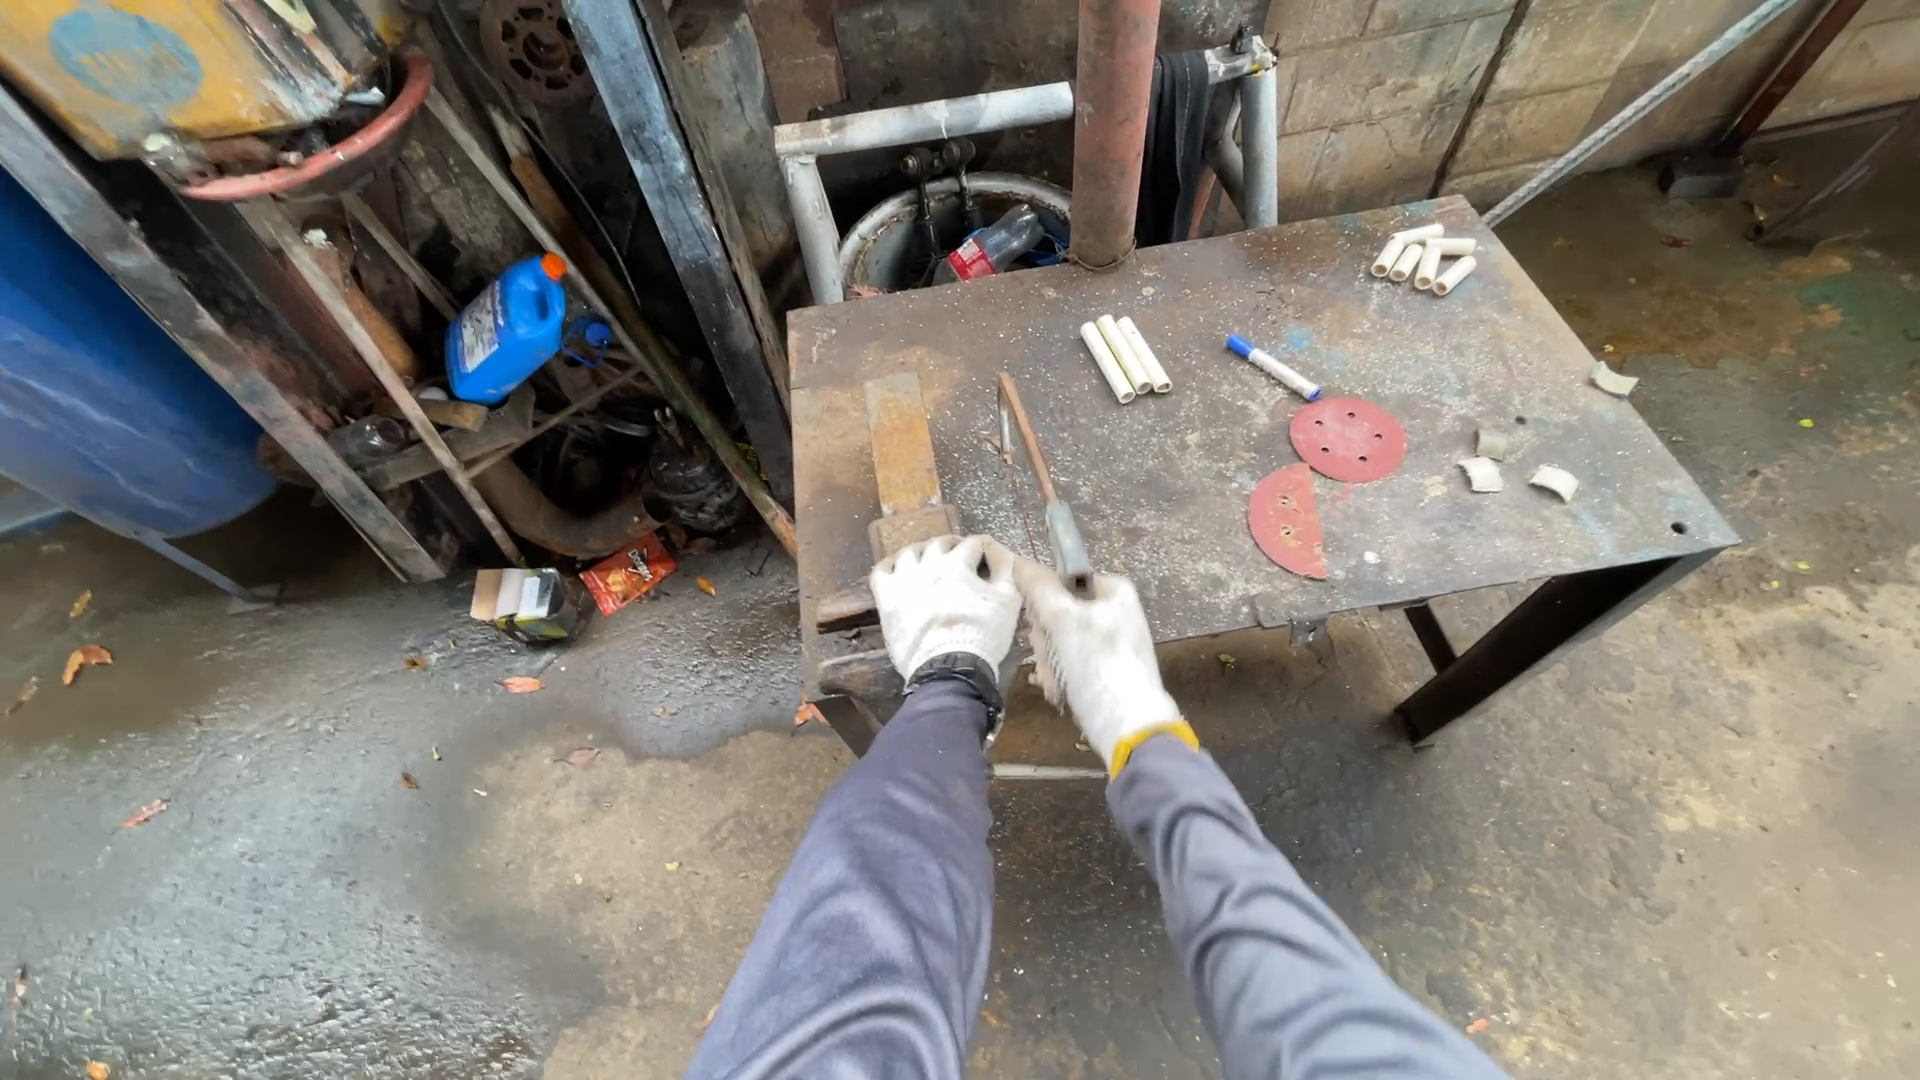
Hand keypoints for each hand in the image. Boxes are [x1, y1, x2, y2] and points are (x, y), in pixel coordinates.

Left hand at [869, 535, 1020, 680]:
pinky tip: (897, 570)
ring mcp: (903, 581)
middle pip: (940, 543)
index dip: (984, 547)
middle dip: (953, 546)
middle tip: (960, 556)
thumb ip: (1005, 571)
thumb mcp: (1008, 601)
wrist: (949, 668)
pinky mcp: (887, 600)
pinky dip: (890, 566)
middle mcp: (928, 565)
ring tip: (929, 560)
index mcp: (958, 564)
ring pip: (909, 553)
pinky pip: (881, 572)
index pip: (973, 543)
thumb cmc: (983, 635)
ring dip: (922, 552)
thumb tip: (999, 553)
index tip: (988, 556)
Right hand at [1010, 561, 1185, 771]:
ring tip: (1057, 681)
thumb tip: (1018, 561)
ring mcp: (1112, 642)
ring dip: (1051, 662)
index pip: (1062, 581)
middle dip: (1047, 640)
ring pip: (1062, 641)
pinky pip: (1073, 663)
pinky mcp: (1108, 670)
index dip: (1044, 602)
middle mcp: (1116, 612)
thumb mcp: (1063, 619)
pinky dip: (1063, 676)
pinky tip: (1063, 692)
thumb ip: (1039, 586)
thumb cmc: (1098, 666)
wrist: (1128, 727)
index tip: (1038, 624)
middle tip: (1050, 658)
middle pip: (1060, 613)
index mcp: (1115, 591)